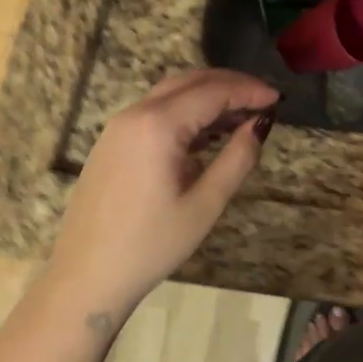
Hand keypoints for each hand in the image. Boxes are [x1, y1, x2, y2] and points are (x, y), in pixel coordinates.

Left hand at [48, 69, 277, 312]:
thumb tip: (260, 124)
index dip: (249, 90)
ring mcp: (118, 127)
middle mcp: (135, 114)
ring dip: (208, 95)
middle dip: (230, 84)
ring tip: (242, 115)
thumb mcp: (205, 204)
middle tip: (263, 99)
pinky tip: (206, 133)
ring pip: (171, 92)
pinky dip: (186, 109)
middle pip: (191, 81)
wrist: (84, 280)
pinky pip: (155, 110)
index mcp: (158, 125)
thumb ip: (238, 158)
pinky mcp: (111, 142)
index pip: (213, 91)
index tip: (278, 99)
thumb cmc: (149, 245)